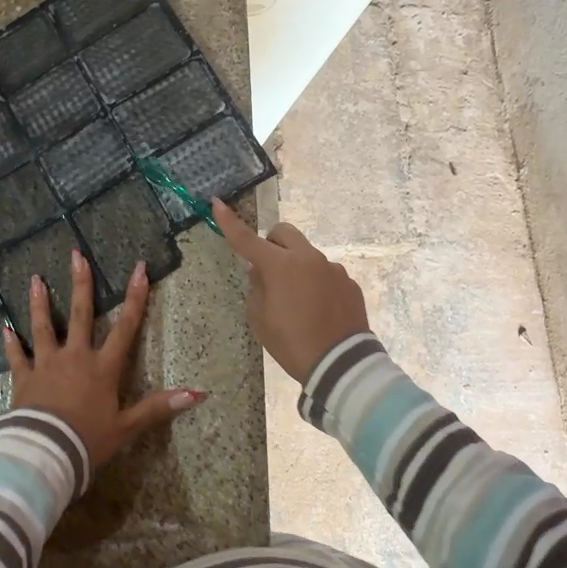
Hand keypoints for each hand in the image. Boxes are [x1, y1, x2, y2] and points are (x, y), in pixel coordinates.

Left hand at [3, 248, 205, 468]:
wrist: (45, 453)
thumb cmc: (88, 440)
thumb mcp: (127, 426)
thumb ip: (158, 408)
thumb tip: (197, 394)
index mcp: (103, 367)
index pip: (125, 327)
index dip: (135, 297)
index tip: (140, 268)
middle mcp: (76, 357)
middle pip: (80, 314)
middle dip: (81, 283)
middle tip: (76, 255)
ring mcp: (47, 365)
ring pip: (44, 327)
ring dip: (40, 303)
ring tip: (36, 279)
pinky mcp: (24, 378)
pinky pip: (17, 357)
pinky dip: (11, 343)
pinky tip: (4, 328)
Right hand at [213, 199, 370, 383]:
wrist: (341, 364)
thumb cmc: (292, 343)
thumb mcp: (260, 319)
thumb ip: (257, 288)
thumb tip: (261, 271)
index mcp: (280, 266)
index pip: (247, 239)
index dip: (229, 222)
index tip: (217, 204)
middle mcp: (308, 258)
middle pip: (284, 232)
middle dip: (272, 243)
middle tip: (268, 270)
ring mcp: (332, 268)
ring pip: (307, 254)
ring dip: (297, 266)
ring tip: (299, 301)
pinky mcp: (349, 282)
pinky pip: (326, 273)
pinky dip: (317, 283)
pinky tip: (319, 310)